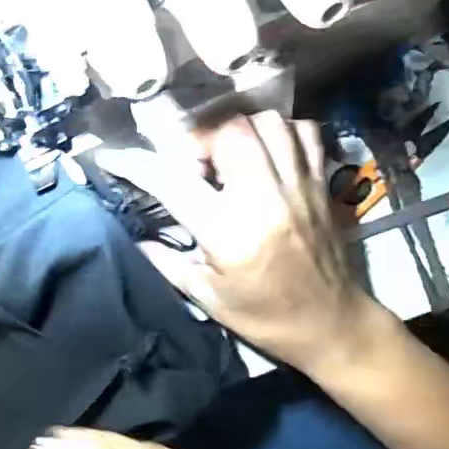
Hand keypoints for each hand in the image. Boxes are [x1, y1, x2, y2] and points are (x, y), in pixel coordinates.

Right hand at [98, 111, 398, 375]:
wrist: (333, 324)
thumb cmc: (267, 318)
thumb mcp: (210, 298)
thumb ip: (170, 264)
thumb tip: (136, 239)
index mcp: (231, 233)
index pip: (175, 183)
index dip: (138, 165)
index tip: (115, 157)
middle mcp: (266, 200)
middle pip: (231, 131)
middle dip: (203, 138)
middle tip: (196, 164)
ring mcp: (299, 187)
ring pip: (270, 123)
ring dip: (242, 129)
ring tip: (231, 155)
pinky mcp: (321, 185)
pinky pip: (306, 133)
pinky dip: (283, 132)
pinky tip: (269, 153)